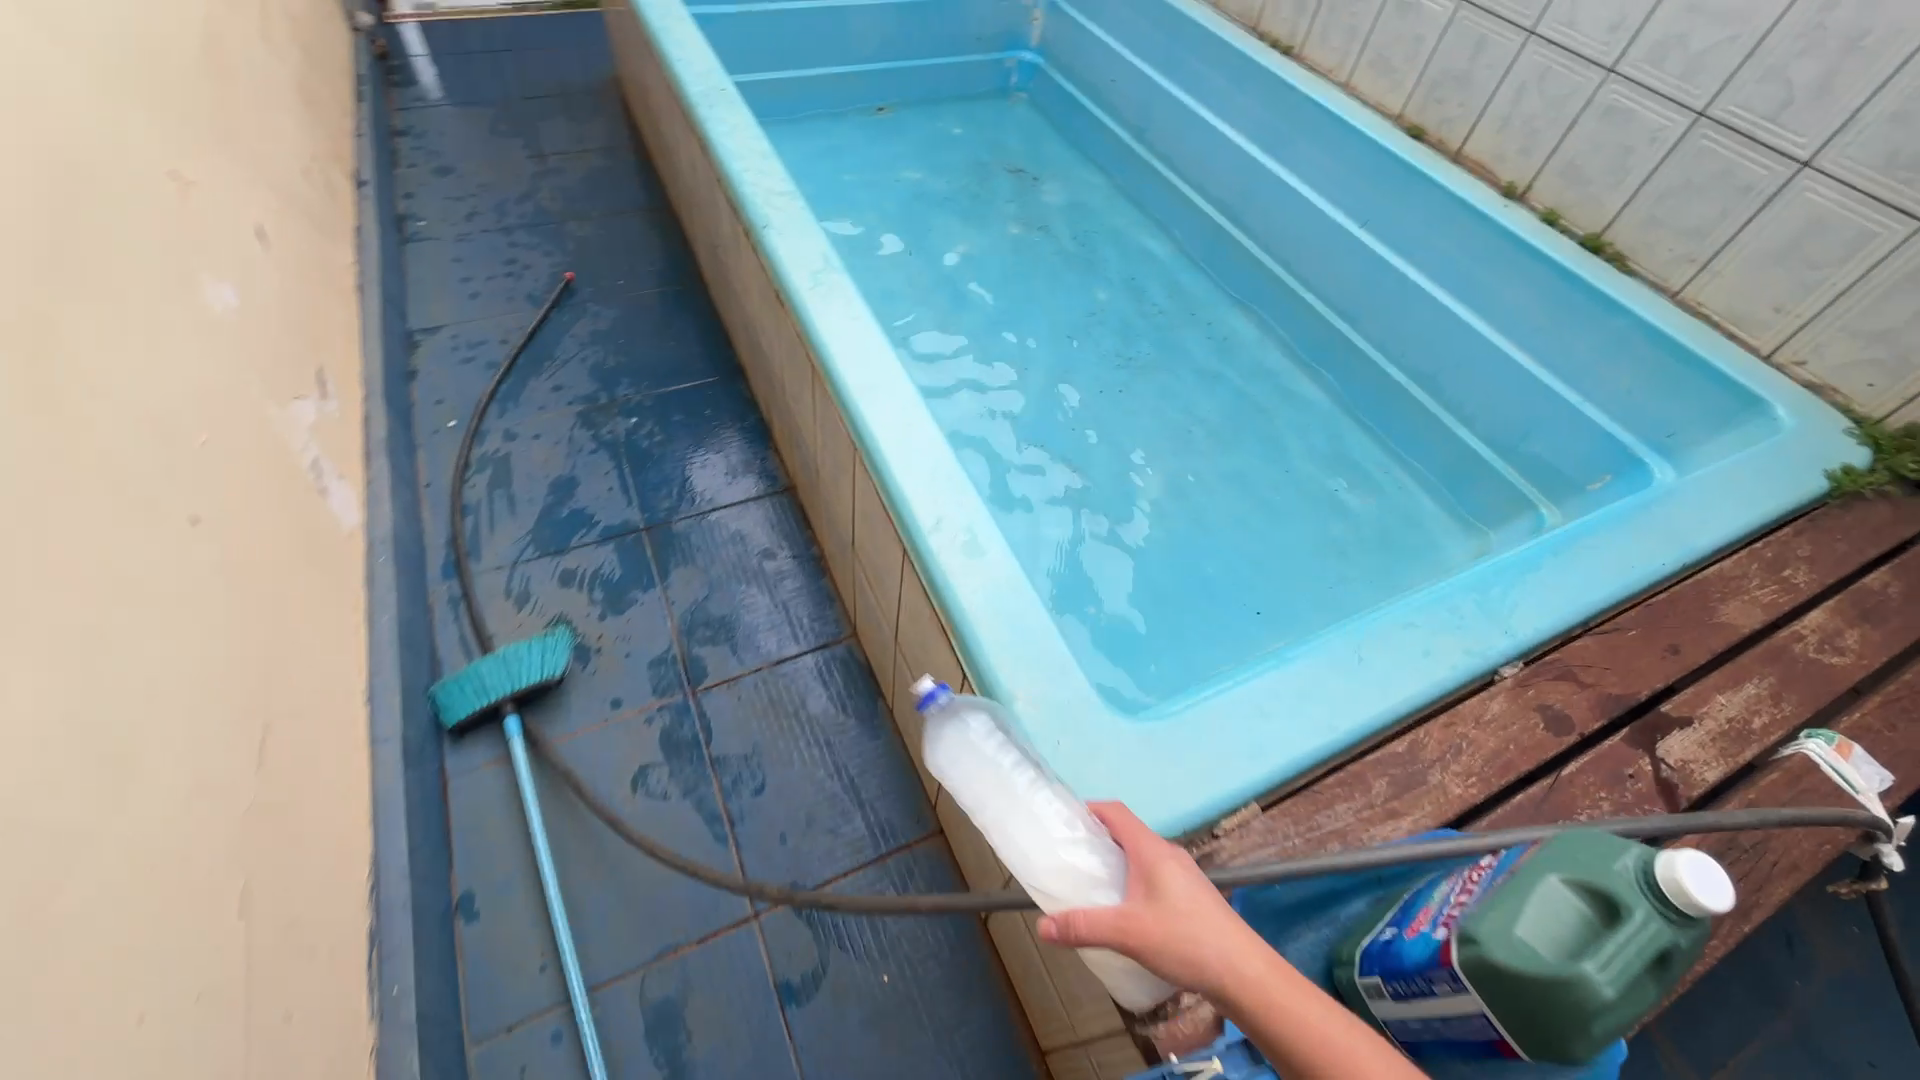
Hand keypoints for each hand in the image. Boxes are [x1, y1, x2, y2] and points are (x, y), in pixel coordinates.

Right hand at [1037, 801, 1263, 994]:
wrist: (1243, 972)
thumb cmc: (1184, 939)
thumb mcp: (1127, 933)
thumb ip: (1083, 927)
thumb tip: (1042, 926)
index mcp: (1151, 849)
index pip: (1116, 811)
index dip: (1089, 810)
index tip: (1065, 821)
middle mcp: (1168, 854)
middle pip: (1127, 833)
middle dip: (1097, 840)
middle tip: (1071, 858)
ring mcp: (1184, 874)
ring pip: (1142, 857)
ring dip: (1117, 864)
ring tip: (1093, 886)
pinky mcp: (1192, 896)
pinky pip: (1155, 876)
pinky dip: (1134, 882)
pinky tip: (1126, 911)